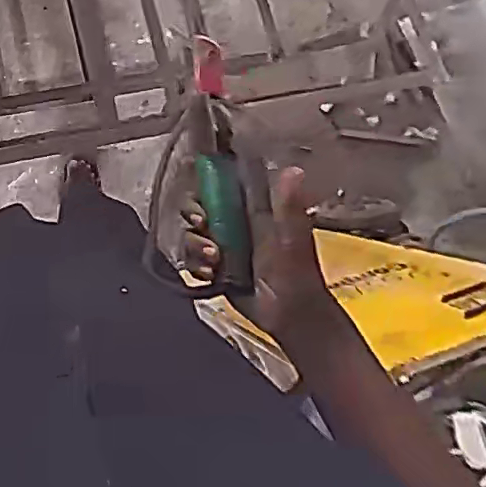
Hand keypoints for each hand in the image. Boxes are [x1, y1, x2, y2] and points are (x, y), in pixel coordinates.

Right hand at [181, 166, 338, 338]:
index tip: (202, 196)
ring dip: (194, 245)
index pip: (218, 186)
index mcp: (250, 209)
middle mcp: (231, 223)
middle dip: (193, 216)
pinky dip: (196, 266)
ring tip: (212, 259)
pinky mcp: (214, 270)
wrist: (292, 316)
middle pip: (196, 208)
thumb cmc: (295, 272)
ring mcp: (221, 247)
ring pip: (190, 234)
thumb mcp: (291, 235)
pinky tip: (209, 274)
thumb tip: (294, 170)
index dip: (203, 187)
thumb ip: (288, 205)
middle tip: (201, 225)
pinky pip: (191, 261)